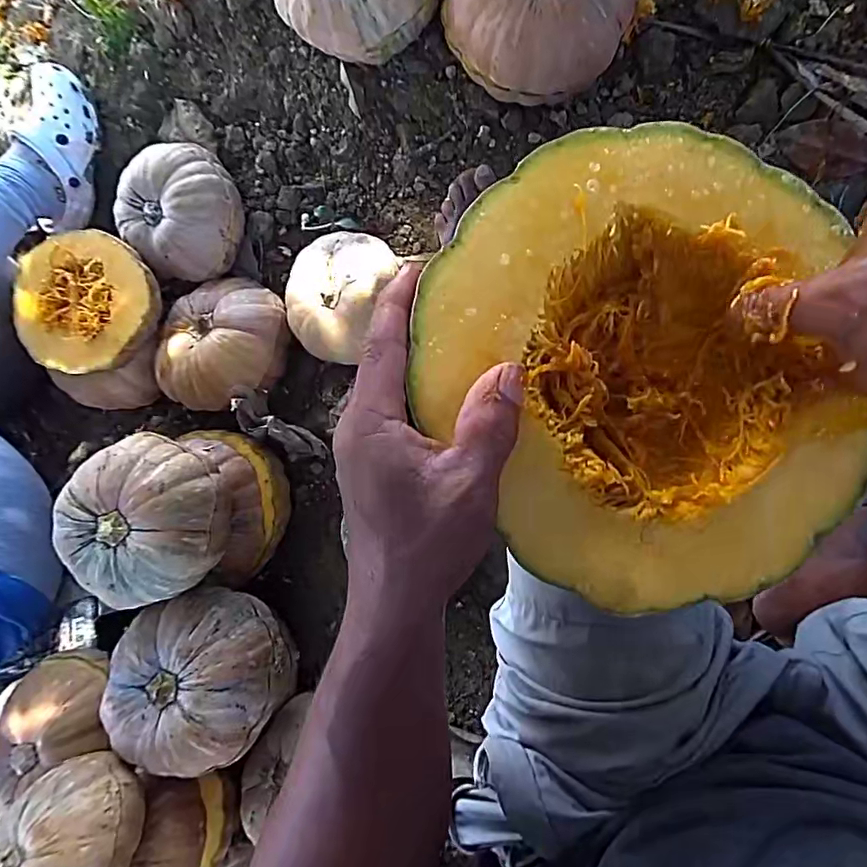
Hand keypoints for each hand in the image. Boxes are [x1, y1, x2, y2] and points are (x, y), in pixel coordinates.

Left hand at [335, 265, 522, 605]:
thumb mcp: (468, 482)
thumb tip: (508, 371)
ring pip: (387, 388)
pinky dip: (417, 389)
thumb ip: (488, 425)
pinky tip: (446, 396)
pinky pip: (394, 411)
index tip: (416, 265)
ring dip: (413, 358)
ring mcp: (362, 449)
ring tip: (450, 336)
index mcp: (372, 421)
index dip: (397, 301)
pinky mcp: (374, 466)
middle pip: (380, 360)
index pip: (383, 345)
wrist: (393, 601)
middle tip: (444, 296)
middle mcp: (358, 427)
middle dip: (406, 322)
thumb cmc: (426, 543)